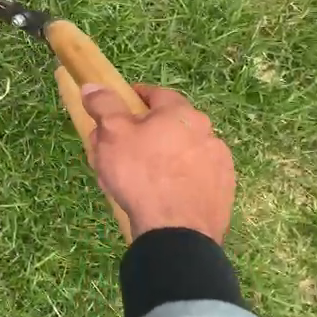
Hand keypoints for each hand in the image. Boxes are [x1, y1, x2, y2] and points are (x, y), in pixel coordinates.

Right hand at [81, 83, 235, 242]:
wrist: (176, 231)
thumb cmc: (139, 172)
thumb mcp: (111, 132)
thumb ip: (103, 104)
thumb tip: (94, 85)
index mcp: (183, 115)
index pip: (156, 94)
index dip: (131, 97)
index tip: (113, 109)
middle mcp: (209, 135)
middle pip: (167, 123)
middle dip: (142, 130)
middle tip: (116, 144)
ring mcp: (220, 166)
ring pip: (180, 150)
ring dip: (159, 153)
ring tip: (134, 173)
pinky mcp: (223, 192)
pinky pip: (191, 174)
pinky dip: (174, 176)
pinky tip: (155, 190)